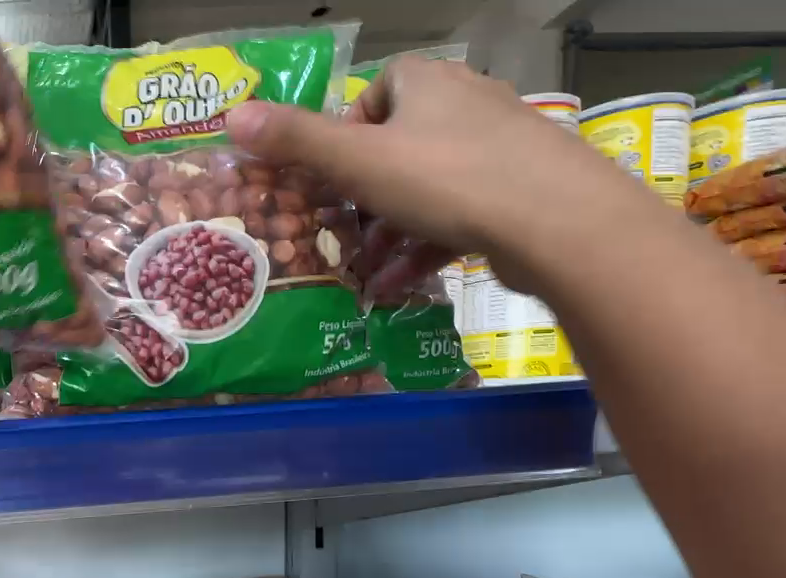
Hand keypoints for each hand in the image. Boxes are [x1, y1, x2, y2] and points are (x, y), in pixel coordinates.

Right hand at [226, 56, 663, 298]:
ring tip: (363, 273)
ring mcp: (495, 147)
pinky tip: (396, 286)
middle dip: (363, 197)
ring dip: (387, 233)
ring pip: (424, 189)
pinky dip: (422, 249)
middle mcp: (464, 103)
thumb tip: (231, 114)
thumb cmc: (447, 179)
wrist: (554, 220)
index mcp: (426, 84)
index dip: (346, 134)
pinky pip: (455, 216)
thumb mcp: (357, 161)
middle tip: (341, 233)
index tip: (329, 177)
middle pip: (397, 146)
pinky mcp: (516, 190)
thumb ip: (295, 141)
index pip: (377, 91)